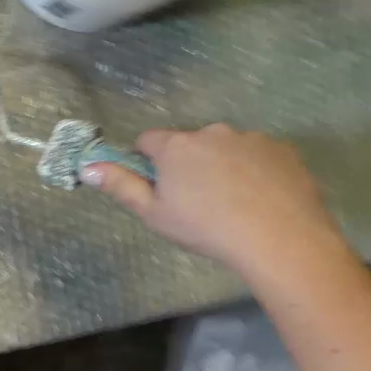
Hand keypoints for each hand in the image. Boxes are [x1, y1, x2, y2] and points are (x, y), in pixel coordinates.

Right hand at [82, 124, 344, 275]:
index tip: (153, 184)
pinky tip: (256, 200)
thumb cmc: (205, 227)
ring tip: (228, 203)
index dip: (144, 160)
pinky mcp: (283, 150)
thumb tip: (87, 167)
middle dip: (184, 163)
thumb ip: (121, 186)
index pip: (148, 139)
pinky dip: (250, 171)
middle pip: (188, 143)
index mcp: (176, 146)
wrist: (280, 238)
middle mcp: (212, 132)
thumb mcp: (153, 213)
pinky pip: (255, 156)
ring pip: (223, 148)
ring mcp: (251, 138)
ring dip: (218, 165)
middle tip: (191, 200)